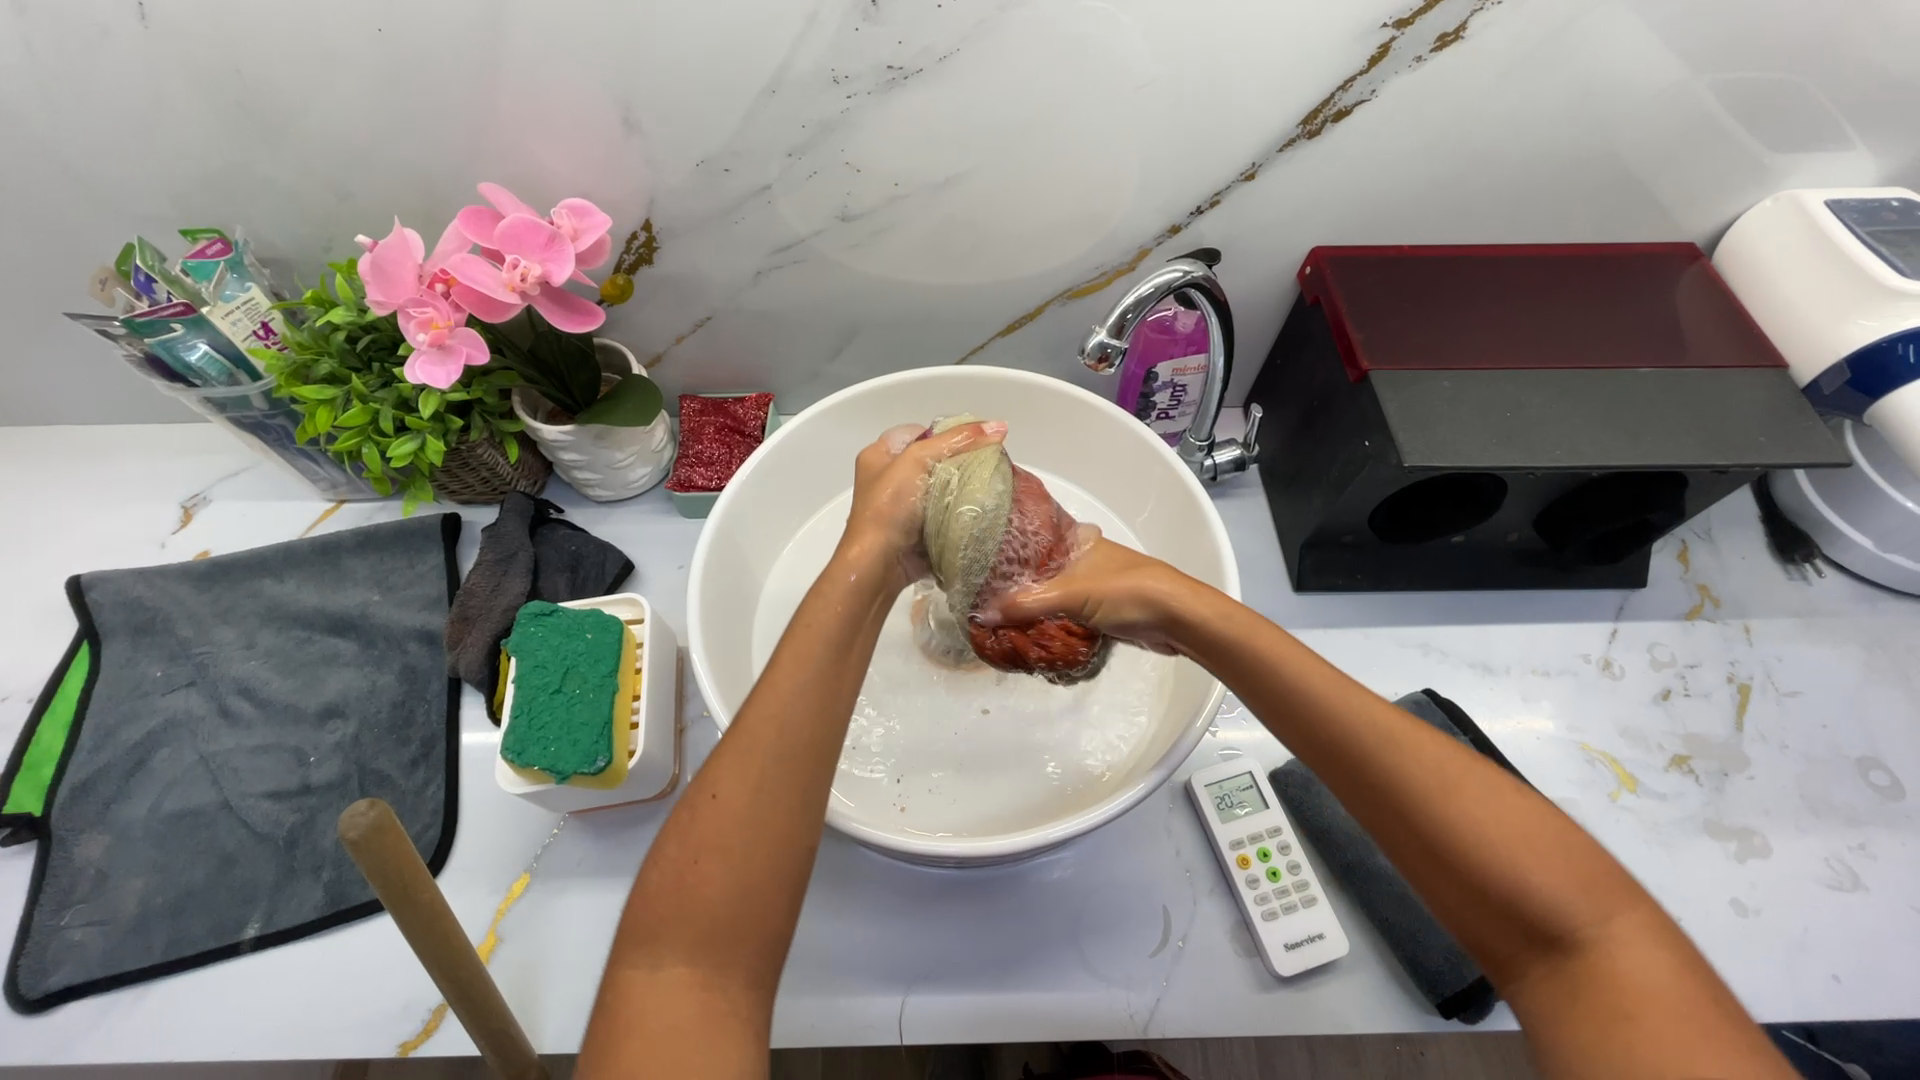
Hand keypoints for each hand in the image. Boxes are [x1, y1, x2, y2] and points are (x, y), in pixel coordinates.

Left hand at [837, 419, 1006, 591]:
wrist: (879, 564)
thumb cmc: (889, 506)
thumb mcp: (918, 460)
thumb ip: (958, 441)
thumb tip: (1000, 426)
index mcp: (879, 455)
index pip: (919, 432)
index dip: (947, 434)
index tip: (976, 442)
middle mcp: (887, 478)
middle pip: (932, 461)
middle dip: (959, 463)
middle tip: (988, 464)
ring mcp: (902, 507)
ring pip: (940, 489)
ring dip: (962, 489)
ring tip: (989, 486)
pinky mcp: (916, 530)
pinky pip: (944, 514)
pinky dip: (959, 512)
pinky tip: (978, 509)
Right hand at [980, 536, 1206, 653]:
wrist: (1176, 618)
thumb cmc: (1125, 590)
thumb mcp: (1070, 594)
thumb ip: (1026, 604)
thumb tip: (982, 614)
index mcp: (1075, 538)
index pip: (1029, 538)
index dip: (1002, 550)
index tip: (973, 564)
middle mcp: (1080, 556)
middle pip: (1036, 570)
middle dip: (1010, 585)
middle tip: (977, 598)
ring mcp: (1090, 583)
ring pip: (1048, 594)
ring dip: (1027, 607)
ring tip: (992, 618)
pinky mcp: (1098, 609)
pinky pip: (1061, 614)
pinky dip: (1045, 622)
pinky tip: (1023, 632)